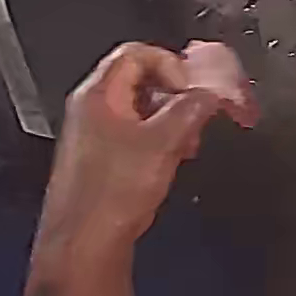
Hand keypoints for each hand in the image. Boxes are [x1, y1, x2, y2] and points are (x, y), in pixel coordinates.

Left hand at [38, 42, 226, 253]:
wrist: (85, 241)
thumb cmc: (115, 191)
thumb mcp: (164, 143)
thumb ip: (191, 111)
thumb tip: (210, 94)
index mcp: (99, 95)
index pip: (138, 53)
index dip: (172, 66)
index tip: (194, 92)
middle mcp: (93, 107)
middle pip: (142, 78)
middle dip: (177, 95)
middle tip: (196, 118)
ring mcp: (96, 132)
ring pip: (143, 106)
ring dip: (173, 118)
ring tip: (187, 143)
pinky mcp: (104, 155)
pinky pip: (138, 130)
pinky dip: (162, 137)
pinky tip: (173, 159)